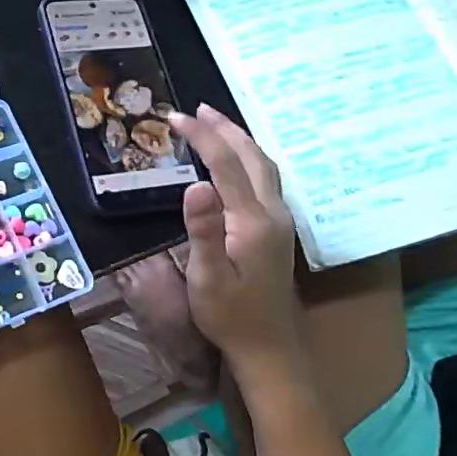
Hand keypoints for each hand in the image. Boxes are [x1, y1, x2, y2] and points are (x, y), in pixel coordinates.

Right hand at [171, 104, 303, 365]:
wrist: (268, 346)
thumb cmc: (230, 316)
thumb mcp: (207, 278)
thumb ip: (203, 231)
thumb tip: (194, 184)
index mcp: (252, 222)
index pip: (226, 165)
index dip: (202, 136)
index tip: (176, 118)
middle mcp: (272, 214)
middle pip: (253, 157)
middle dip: (225, 128)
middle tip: (196, 109)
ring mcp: (281, 222)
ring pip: (265, 166)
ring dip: (240, 140)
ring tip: (215, 123)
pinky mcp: (279, 231)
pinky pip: (266, 180)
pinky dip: (248, 159)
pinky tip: (236, 163)